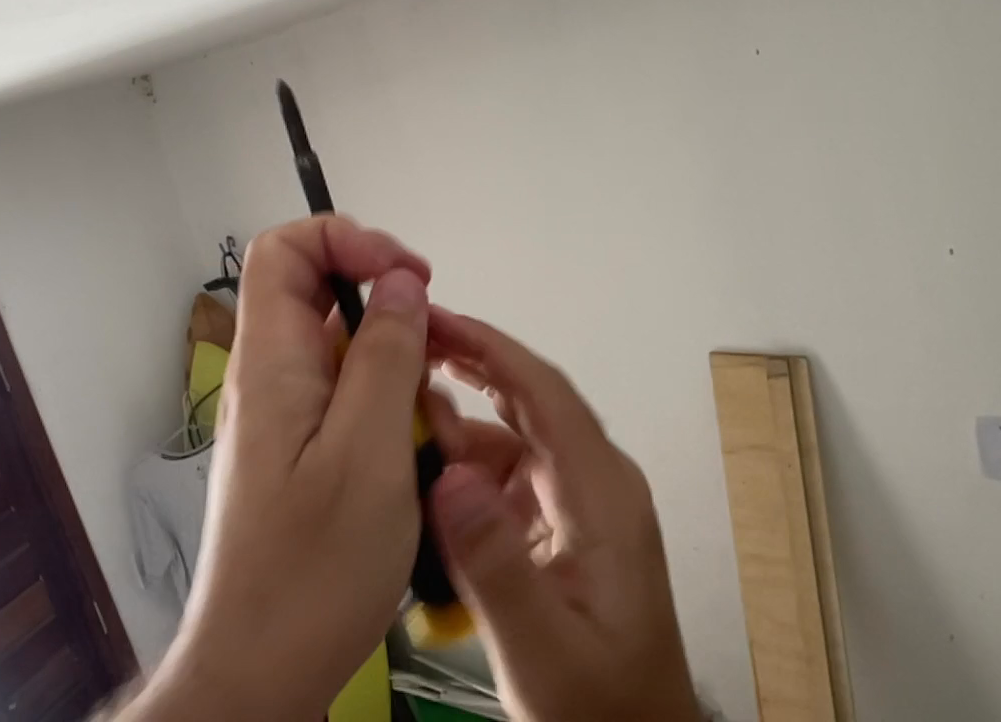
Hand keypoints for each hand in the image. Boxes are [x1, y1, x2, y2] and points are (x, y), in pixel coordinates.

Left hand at [122, 217, 433, 721]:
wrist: (260, 666)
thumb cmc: (315, 567)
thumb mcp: (370, 453)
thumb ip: (386, 356)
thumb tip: (400, 280)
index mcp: (271, 363)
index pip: (283, 249)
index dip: (344, 238)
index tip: (407, 274)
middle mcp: (269, 377)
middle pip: (313, 290)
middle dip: (382, 296)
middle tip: (434, 336)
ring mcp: (282, 415)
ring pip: (339, 345)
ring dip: (392, 358)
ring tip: (427, 411)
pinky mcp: (299, 449)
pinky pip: (344, 393)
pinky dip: (386, 400)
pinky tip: (414, 446)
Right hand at [424, 309, 698, 721]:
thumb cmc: (596, 704)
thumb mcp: (541, 648)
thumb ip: (494, 564)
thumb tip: (449, 475)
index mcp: (601, 494)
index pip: (544, 394)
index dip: (488, 347)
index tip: (434, 318)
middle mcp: (594, 480)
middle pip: (529, 398)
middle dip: (469, 361)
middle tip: (406, 336)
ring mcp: (577, 499)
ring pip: (511, 432)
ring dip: (458, 414)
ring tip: (399, 404)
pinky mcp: (558, 519)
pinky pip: (506, 468)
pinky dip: (464, 456)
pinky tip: (425, 463)